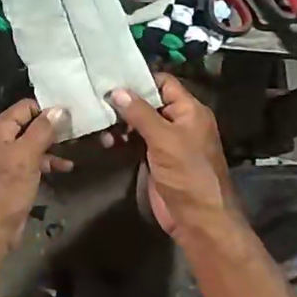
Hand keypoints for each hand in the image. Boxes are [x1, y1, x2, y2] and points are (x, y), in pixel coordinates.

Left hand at [0, 99, 71, 246]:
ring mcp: (6, 158)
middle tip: (79, 130)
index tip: (71, 116)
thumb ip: (42, 130)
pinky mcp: (13, 176)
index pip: (26, 107)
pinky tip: (66, 167)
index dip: (47, 110)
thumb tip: (59, 108)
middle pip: (30, 124)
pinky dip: (48, 162)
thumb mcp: (26, 156)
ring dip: (53, 146)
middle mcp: (0, 139)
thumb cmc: (6, 189)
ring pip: (33, 144)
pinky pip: (32, 162)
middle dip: (53, 128)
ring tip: (77, 147)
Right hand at [109, 75, 234, 236]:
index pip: (164, 83)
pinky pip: (137, 142)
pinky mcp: (156, 159)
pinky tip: (106, 139)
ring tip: (99, 121)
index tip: (112, 76)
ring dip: (121, 122)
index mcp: (190, 111)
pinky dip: (123, 139)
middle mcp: (179, 122)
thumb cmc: (188, 173)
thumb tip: (117, 90)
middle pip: (150, 102)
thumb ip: (140, 113)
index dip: (141, 79)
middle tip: (97, 97)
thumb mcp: (164, 139)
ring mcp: (167, 142)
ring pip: (141, 123)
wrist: (199, 220)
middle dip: (126, 101)